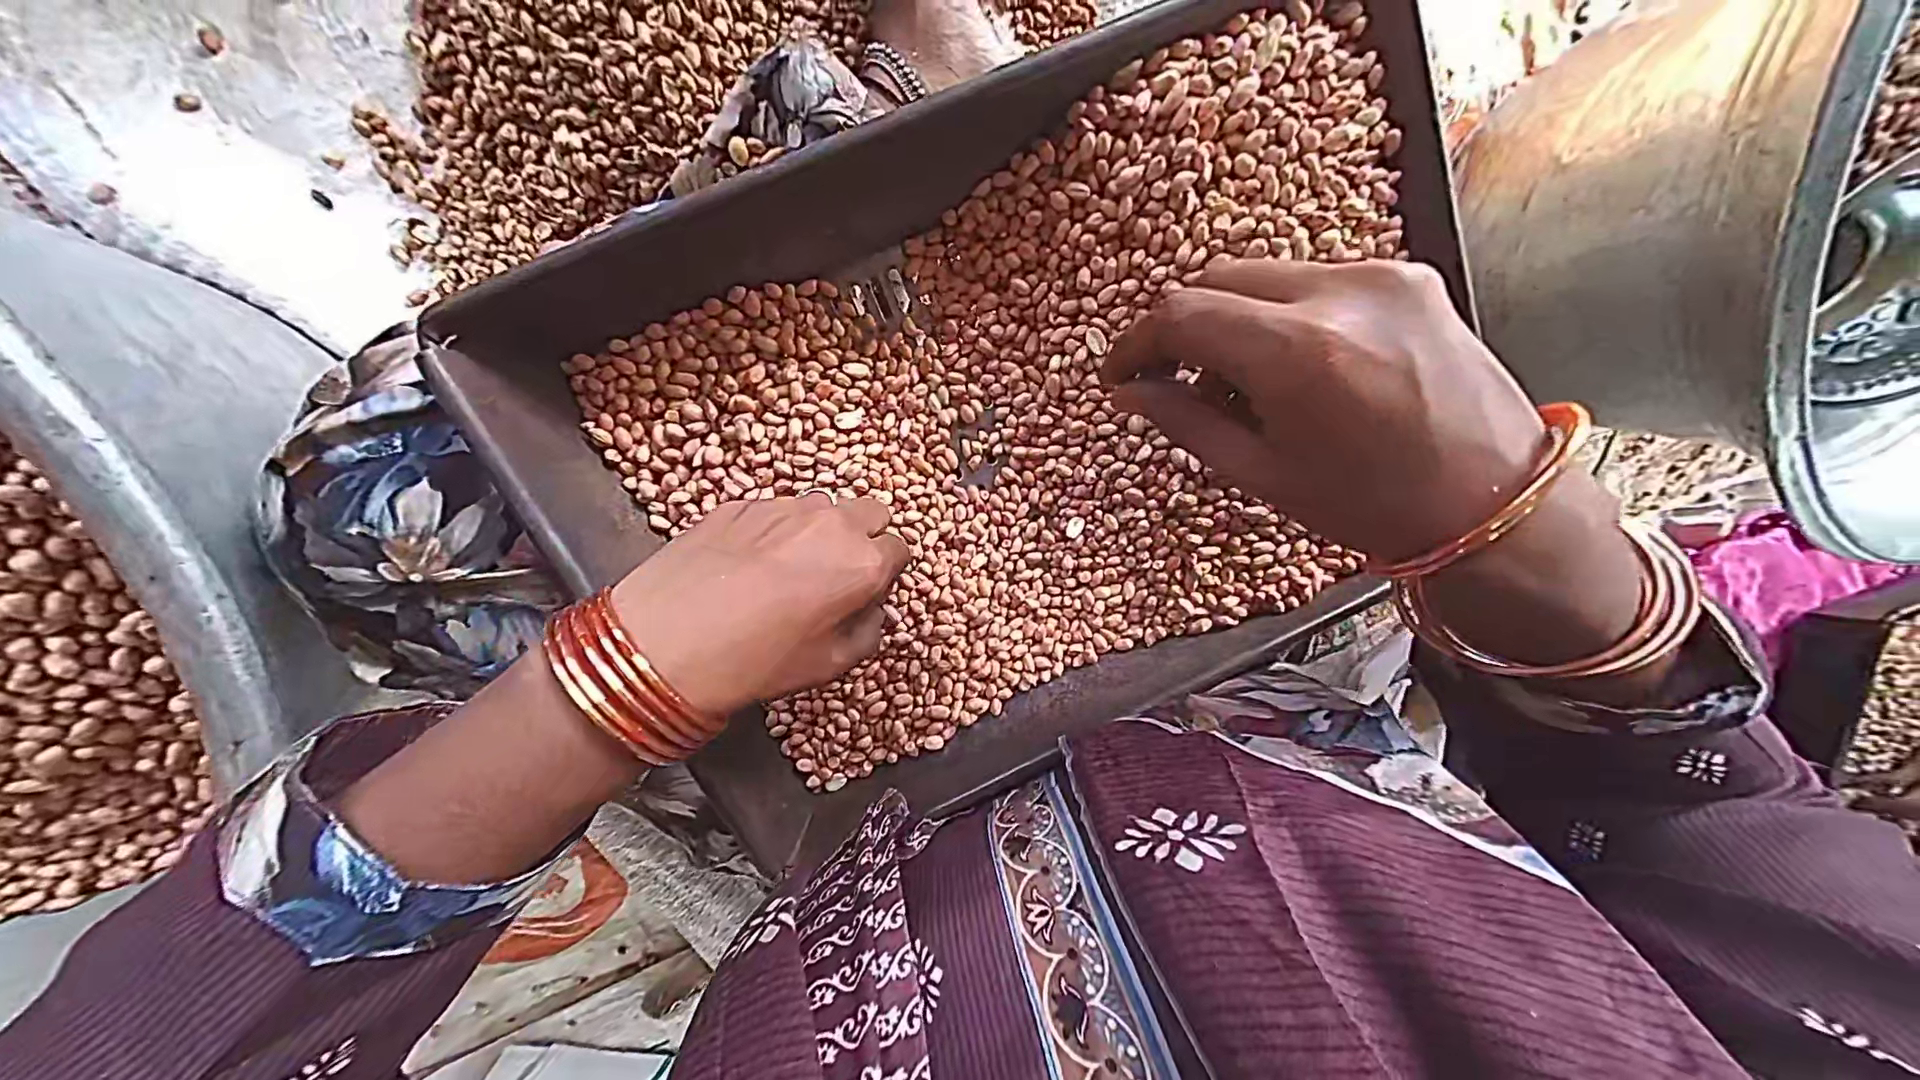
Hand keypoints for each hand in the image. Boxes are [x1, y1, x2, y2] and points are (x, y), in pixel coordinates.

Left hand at [611, 494, 910, 715]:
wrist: (661, 644)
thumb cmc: (752, 661)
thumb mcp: (830, 664)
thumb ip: (869, 630)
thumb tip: (871, 609)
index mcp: (862, 563)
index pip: (899, 549)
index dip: (887, 571)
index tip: (869, 588)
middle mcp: (830, 524)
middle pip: (871, 512)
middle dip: (865, 537)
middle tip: (839, 571)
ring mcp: (783, 507)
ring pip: (824, 507)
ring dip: (822, 530)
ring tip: (791, 567)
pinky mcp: (741, 503)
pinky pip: (777, 509)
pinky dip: (777, 529)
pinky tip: (751, 563)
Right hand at [1103, 258, 1652, 675]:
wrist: (1493, 500)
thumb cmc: (1368, 505)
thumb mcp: (1258, 473)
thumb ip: (1183, 421)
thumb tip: (1129, 392)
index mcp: (1297, 354)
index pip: (1181, 314)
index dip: (1136, 343)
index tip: (1121, 374)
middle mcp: (1339, 293)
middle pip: (1214, 278)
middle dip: (1178, 327)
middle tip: (1169, 379)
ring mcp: (1380, 275)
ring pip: (1259, 275)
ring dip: (1225, 320)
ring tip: (1232, 382)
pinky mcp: (1405, 275)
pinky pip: (1307, 281)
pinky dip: (1273, 314)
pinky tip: (1283, 366)